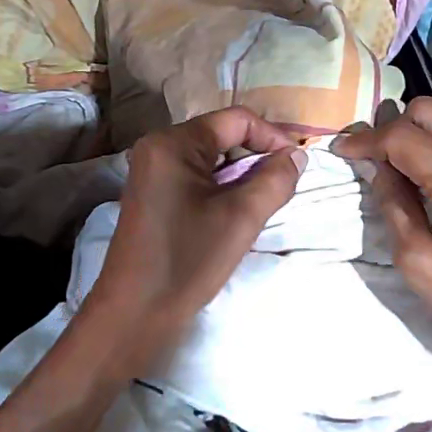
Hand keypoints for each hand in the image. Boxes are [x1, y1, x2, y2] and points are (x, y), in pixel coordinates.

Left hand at [81, 107, 306, 367]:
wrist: (134, 312)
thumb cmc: (187, 260)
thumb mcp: (240, 218)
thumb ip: (274, 180)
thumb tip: (296, 155)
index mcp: (173, 143)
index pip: (235, 119)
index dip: (271, 136)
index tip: (297, 165)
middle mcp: (157, 146)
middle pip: (220, 134)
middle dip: (255, 156)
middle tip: (281, 186)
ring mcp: (150, 169)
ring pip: (209, 156)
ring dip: (239, 173)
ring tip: (259, 202)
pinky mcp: (150, 191)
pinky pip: (194, 174)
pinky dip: (219, 186)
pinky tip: (232, 211)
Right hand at [334, 98, 431, 390]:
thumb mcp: (415, 258)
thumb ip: (392, 201)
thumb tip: (376, 165)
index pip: (403, 137)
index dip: (366, 139)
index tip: (340, 149)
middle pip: (428, 112)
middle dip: (392, 127)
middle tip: (371, 156)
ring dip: (414, 136)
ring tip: (393, 168)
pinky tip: (423, 178)